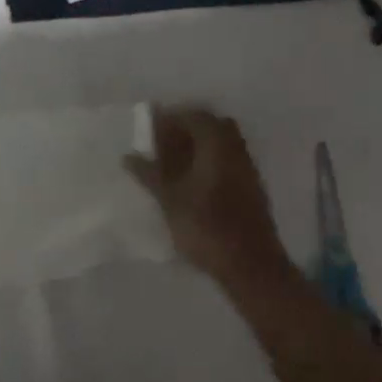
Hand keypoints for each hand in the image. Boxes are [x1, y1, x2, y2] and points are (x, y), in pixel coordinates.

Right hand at [124, 108, 297, 287]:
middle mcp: (236, 150)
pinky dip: (210, 162)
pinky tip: (193, 182)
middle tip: (163, 142)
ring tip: (174, 164)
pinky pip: (229, 162)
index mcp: (217, 146)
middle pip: (212, 126)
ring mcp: (248, 170)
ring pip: (223, 144)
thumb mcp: (170, 201)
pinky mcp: (252, 189)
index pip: (195, 115)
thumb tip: (129, 156)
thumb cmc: (207, 228)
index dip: (172, 117)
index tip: (152, 127)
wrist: (251, 266)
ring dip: (200, 146)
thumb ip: (150, 175)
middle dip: (188, 129)